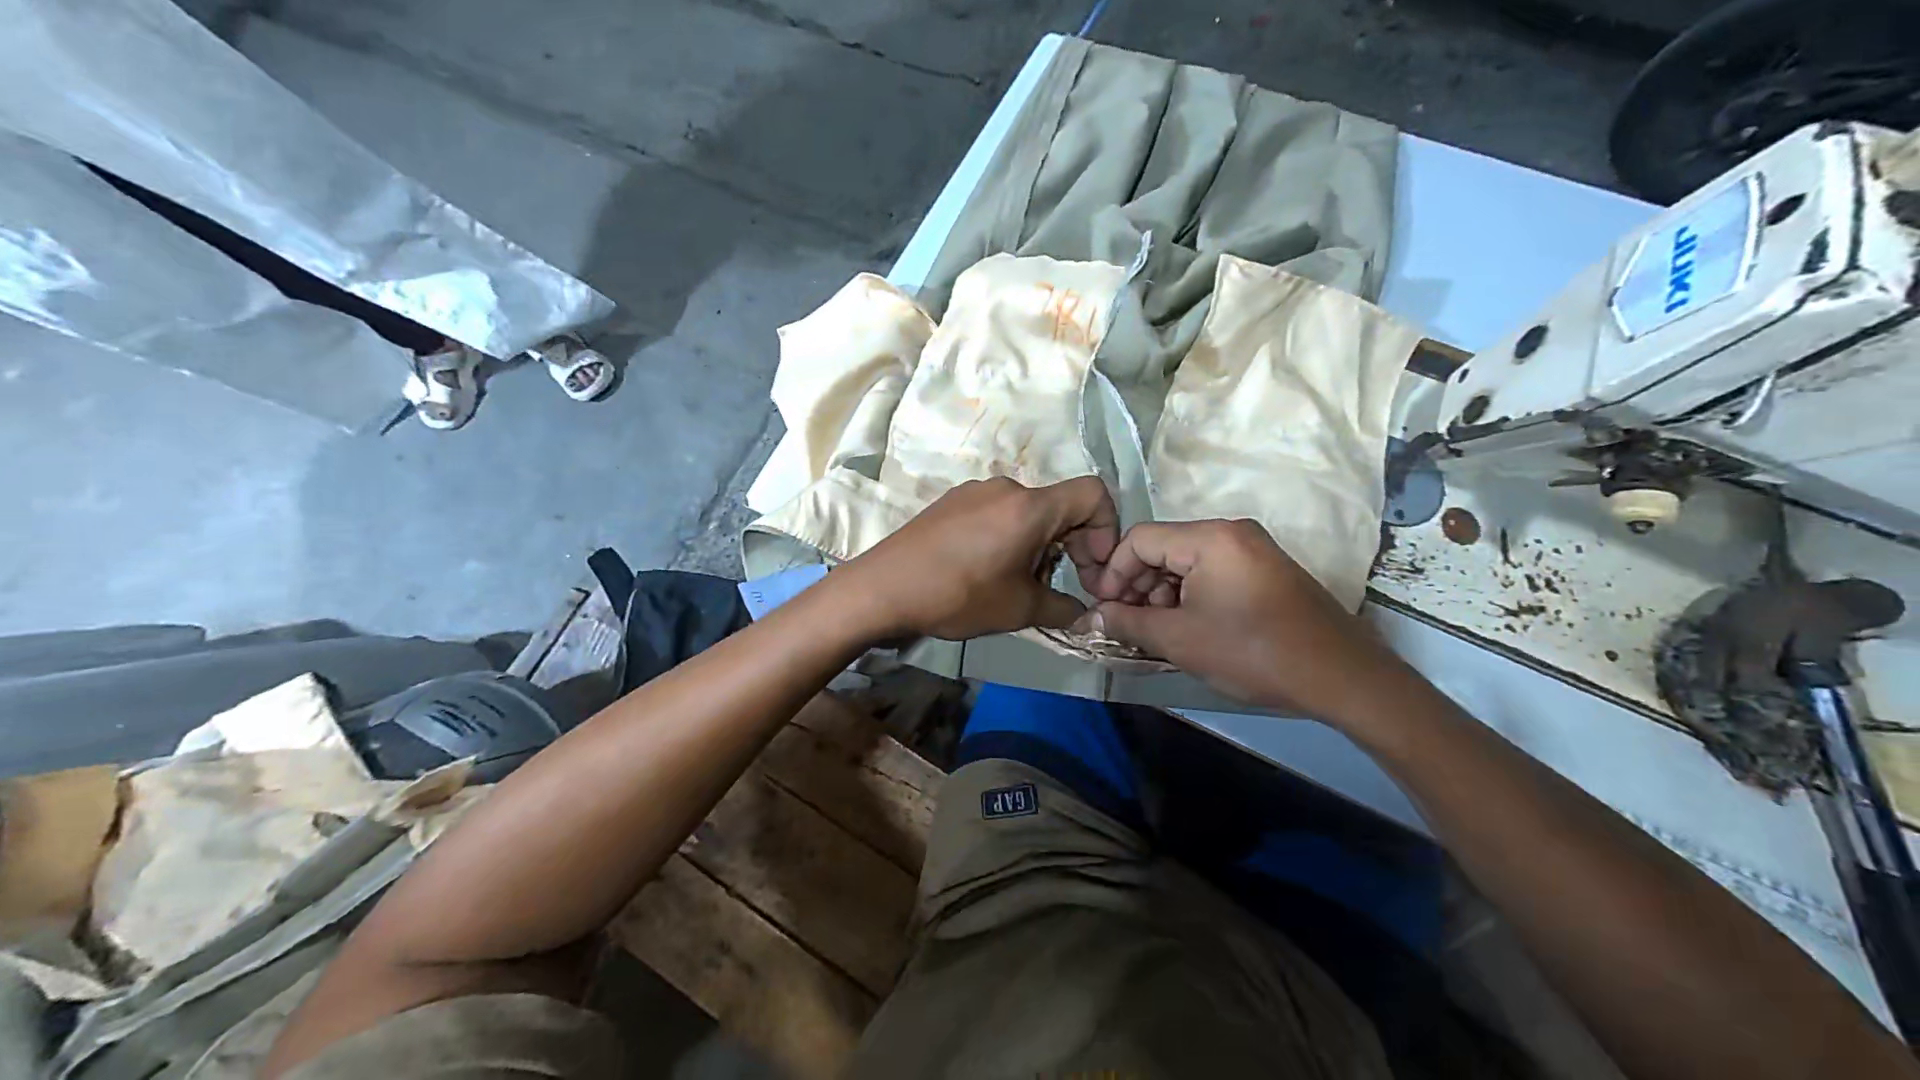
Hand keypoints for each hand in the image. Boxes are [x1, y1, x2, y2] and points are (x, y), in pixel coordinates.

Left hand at [836, 476, 1118, 640]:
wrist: (882, 588)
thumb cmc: (957, 595)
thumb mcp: (1019, 610)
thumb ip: (1063, 608)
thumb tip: (1083, 612)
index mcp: (1030, 506)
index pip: (1094, 493)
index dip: (1107, 529)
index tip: (1091, 567)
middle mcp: (1006, 487)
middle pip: (1060, 504)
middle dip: (1074, 543)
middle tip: (1063, 582)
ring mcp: (975, 491)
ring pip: (1028, 511)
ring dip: (1040, 543)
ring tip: (1019, 582)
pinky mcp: (951, 502)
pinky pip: (998, 512)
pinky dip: (1011, 536)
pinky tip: (988, 569)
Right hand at [1090, 519, 1410, 721]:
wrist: (1342, 677)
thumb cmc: (1253, 652)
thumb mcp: (1180, 640)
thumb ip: (1128, 623)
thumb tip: (1092, 618)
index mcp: (1210, 537)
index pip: (1140, 539)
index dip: (1113, 574)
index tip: (1104, 610)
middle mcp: (1232, 532)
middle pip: (1164, 548)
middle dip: (1138, 586)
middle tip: (1129, 625)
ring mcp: (1253, 550)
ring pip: (1187, 562)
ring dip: (1163, 595)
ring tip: (1158, 633)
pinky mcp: (1266, 571)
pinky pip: (1213, 573)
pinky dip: (1191, 597)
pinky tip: (1189, 629)